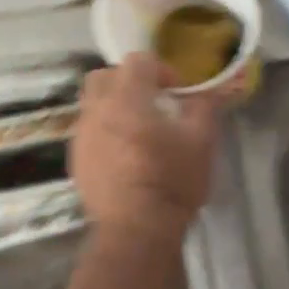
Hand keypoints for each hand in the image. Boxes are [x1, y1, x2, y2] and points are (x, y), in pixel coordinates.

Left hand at [71, 54, 218, 241]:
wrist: (137, 227)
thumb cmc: (173, 182)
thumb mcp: (202, 144)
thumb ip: (204, 109)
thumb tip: (212, 90)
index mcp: (128, 99)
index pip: (138, 62)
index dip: (162, 70)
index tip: (178, 91)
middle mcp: (97, 109)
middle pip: (105, 76)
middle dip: (129, 82)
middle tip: (154, 104)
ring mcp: (82, 134)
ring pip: (94, 105)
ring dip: (116, 108)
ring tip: (140, 133)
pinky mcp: (77, 158)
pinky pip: (90, 132)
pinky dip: (107, 134)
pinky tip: (128, 158)